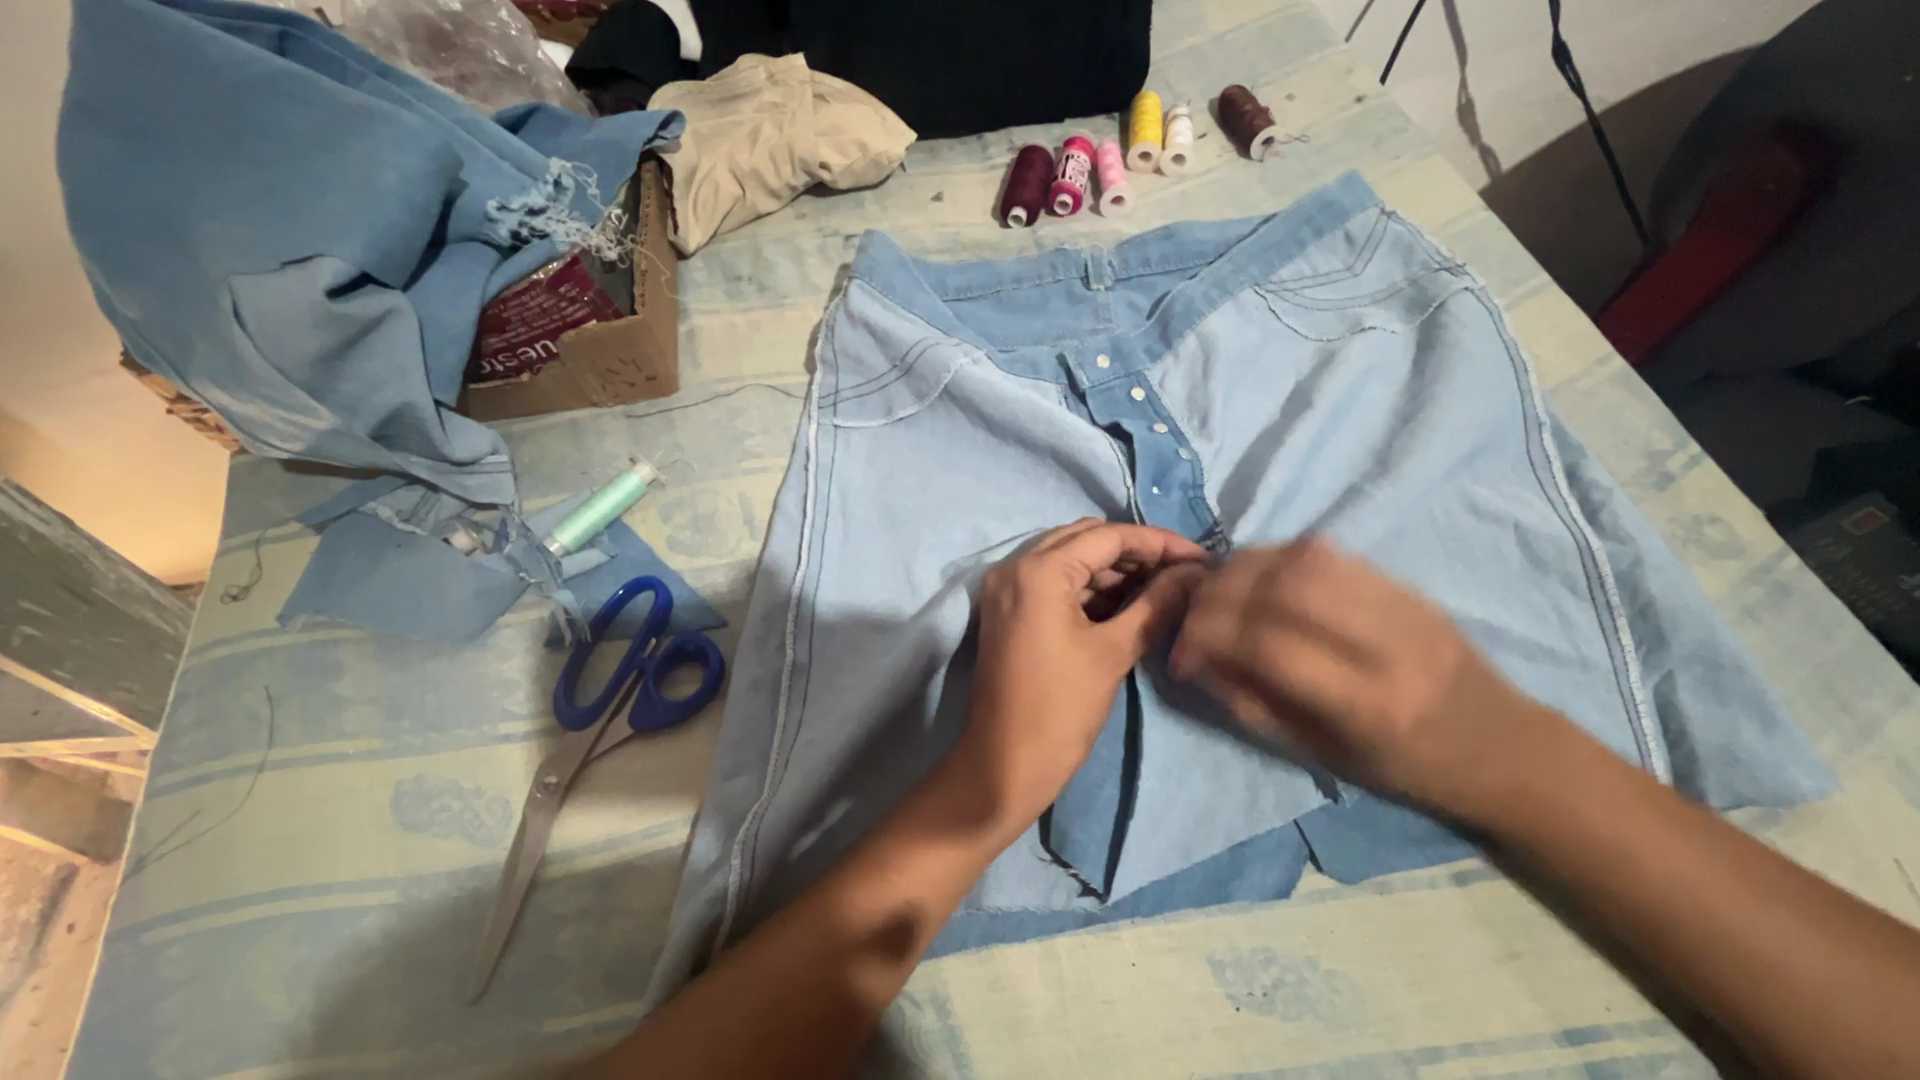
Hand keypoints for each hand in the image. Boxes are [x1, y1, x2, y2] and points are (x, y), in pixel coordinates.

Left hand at [958, 520, 1208, 828]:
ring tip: (1163, 588)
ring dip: (1113, 569)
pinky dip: (1089, 588)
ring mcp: (1006, 588)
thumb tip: (1195, 573)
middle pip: (1085, 539)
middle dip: (1135, 552)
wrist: (1005, 763)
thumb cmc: (1061, 708)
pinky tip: (1128, 603)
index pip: (1107, 536)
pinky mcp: (1008, 610)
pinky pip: (1053, 582)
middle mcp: (1014, 566)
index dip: (1158, 543)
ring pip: (1069, 559)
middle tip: (1182, 572)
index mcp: (1037, 570)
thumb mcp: (1114, 651)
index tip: (1200, 558)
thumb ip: (1156, 603)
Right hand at [1169, 535, 1561, 818]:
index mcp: (1368, 704)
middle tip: (1191, 610)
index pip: (1268, 644)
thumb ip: (1252, 703)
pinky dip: (1278, 557)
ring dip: (1245, 565)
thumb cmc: (1405, 770)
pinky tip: (1259, 576)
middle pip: (1284, 586)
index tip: (1181, 652)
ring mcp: (1403, 604)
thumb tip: (1197, 657)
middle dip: (1220, 591)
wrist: (1502, 747)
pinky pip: (1329, 552)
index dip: (1208, 637)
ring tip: (1217, 588)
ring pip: (1305, 557)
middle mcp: (1388, 643)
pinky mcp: (1406, 583)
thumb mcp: (1321, 756)